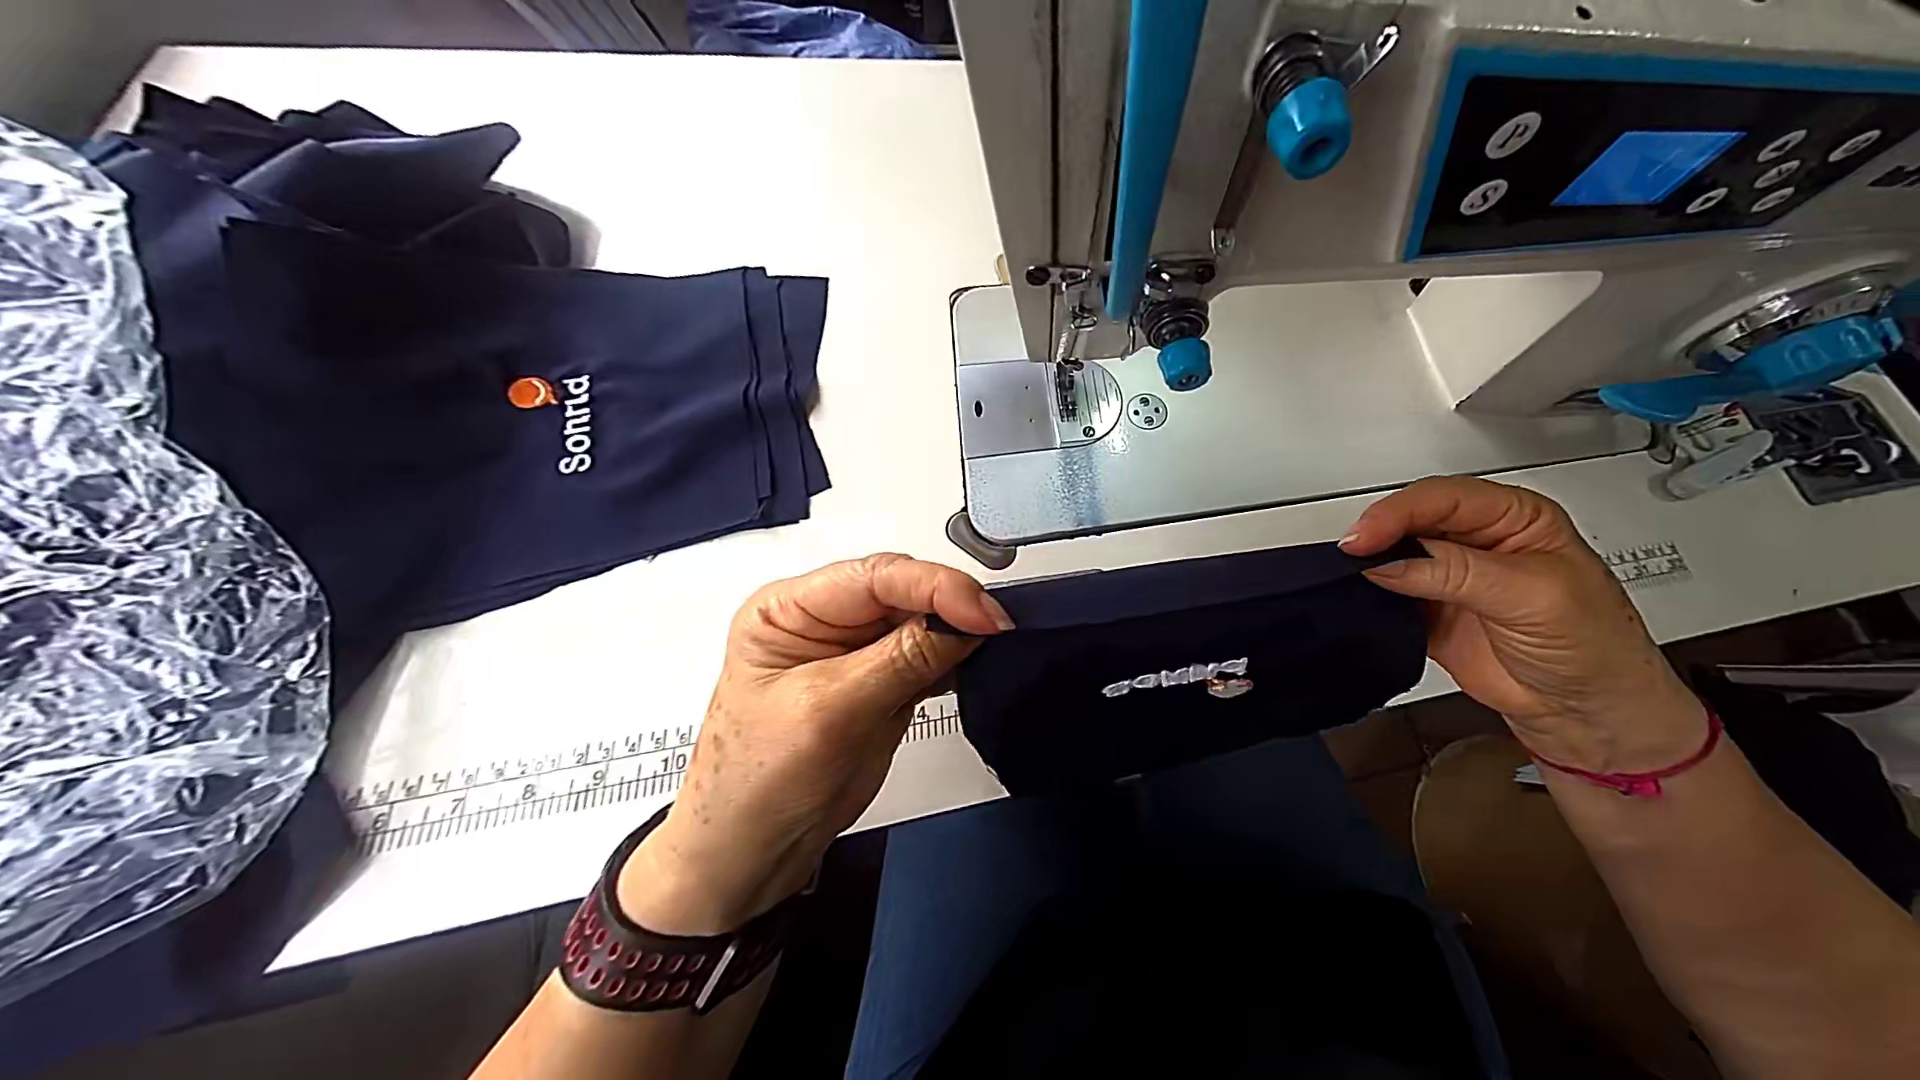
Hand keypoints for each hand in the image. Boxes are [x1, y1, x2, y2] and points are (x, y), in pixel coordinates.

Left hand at [616, 554, 1012, 934]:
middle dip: (950, 605)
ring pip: (922, 622)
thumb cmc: (753, 787)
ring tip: (989, 647)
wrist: (750, 853)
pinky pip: (929, 658)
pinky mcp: (879, 684)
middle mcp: (822, 623)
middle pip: (902, 591)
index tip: (980, 613)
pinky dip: (955, 661)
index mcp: (788, 610)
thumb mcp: (828, 715)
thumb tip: (961, 623)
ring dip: (958, 632)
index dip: (935, 587)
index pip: (874, 576)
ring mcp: (854, 655)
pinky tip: (972, 668)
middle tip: (993, 628)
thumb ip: (900, 661)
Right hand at [1340, 476, 1707, 772]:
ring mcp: (1448, 574)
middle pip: (1409, 518)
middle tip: (1350, 552)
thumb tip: (1389, 561)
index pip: (1443, 498)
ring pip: (1391, 551)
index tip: (1366, 537)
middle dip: (1376, 531)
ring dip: (1367, 560)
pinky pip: (1383, 590)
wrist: (1585, 713)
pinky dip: (1366, 591)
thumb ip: (1457, 572)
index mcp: (1514, 517)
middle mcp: (1477, 539)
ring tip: (1348, 572)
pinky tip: (1359, 594)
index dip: (1399, 512)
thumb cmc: (1594, 649)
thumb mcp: (1533, 596)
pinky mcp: (1425, 607)